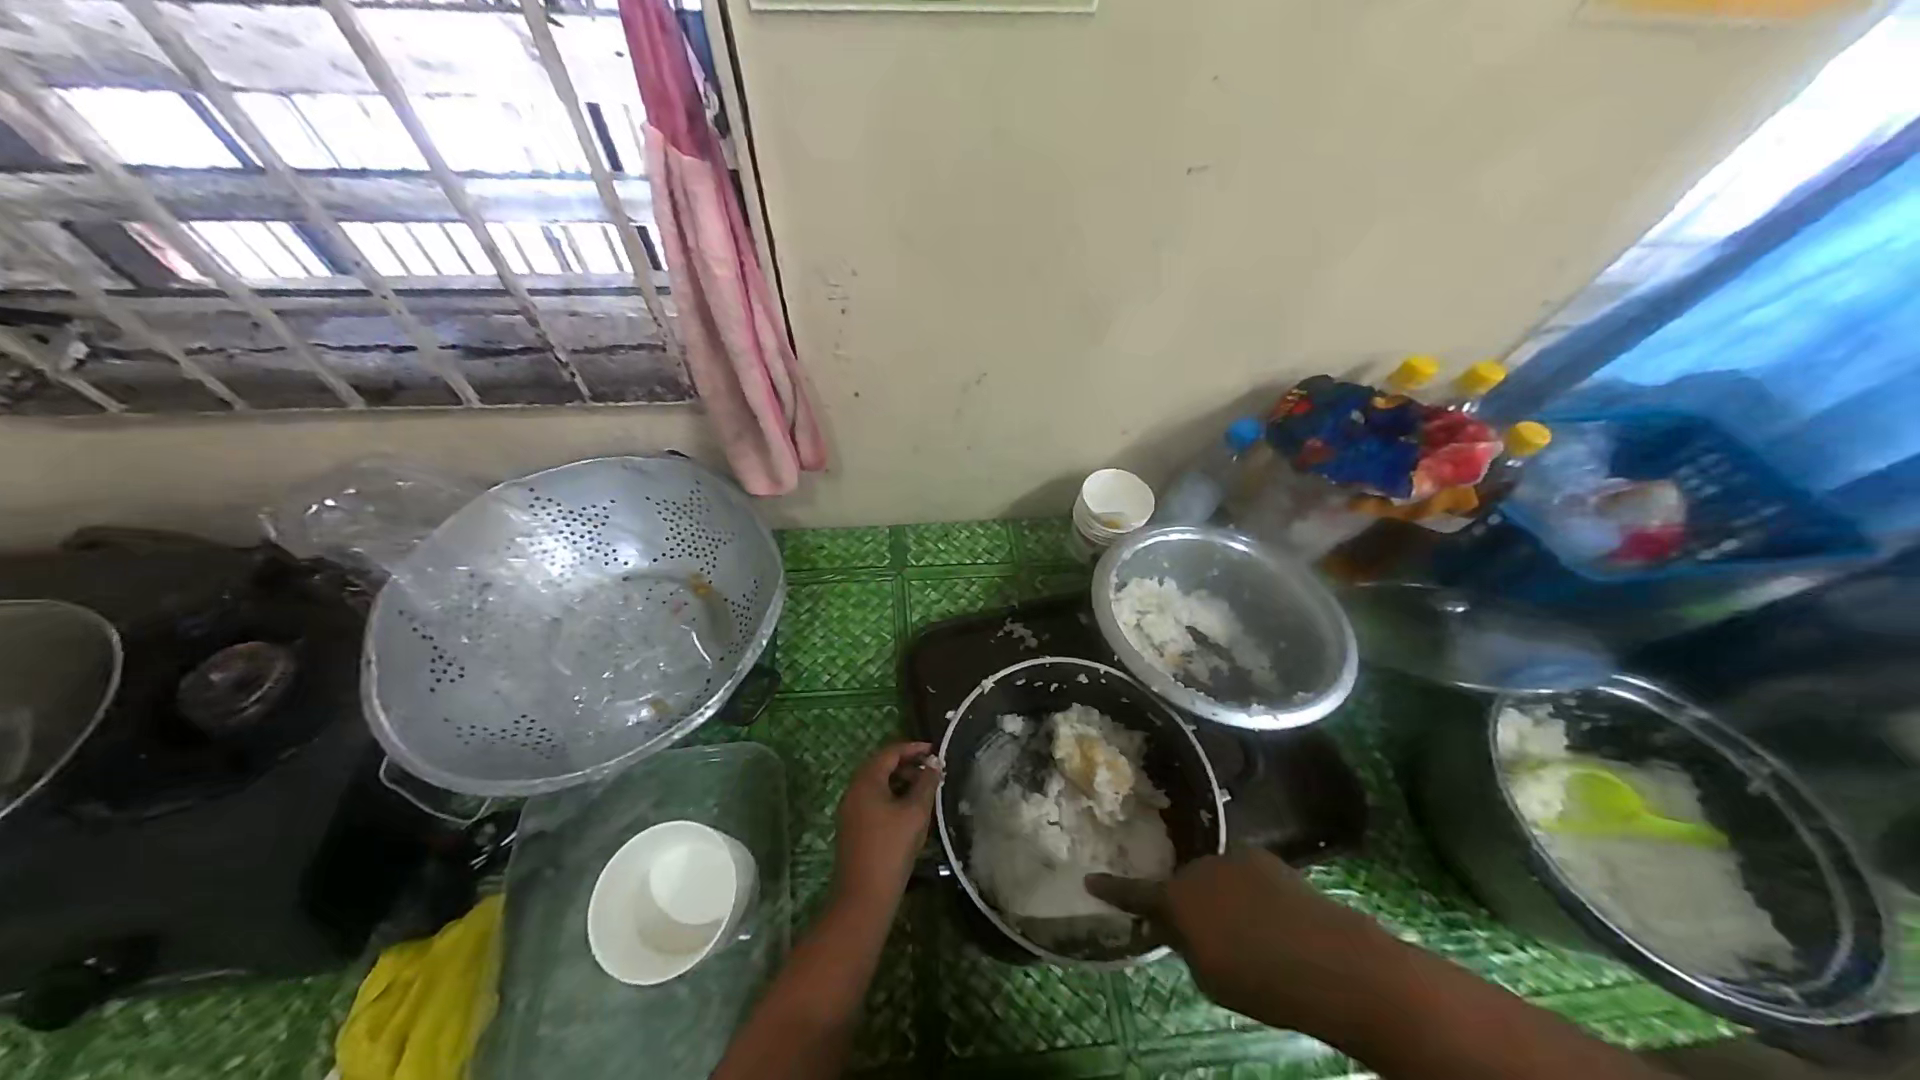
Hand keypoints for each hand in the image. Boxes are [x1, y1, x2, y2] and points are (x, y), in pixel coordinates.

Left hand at [832, 742, 940, 911]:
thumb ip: (926, 784)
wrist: (864, 895)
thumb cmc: (892, 848)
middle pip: (881, 766)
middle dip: (907, 763)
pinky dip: (892, 796)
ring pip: (878, 784)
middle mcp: (854, 790)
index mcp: (866, 781)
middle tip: (932, 769)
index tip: (935, 750)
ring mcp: (851, 810)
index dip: (913, 748)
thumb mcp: (915, 812)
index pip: (890, 752)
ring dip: (901, 781)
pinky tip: (910, 810)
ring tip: (925, 788)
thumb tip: (933, 765)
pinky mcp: (853, 827)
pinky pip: (874, 800)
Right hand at [1088, 849, 1391, 1025]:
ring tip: (1246, 929)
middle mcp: (1198, 868)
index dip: (1110, 889)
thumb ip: (1185, 944)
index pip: (1133, 893)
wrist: (1333, 962)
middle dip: (1186, 904)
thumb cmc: (1262, 981)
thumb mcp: (1209, 976)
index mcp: (1177, 899)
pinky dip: (1246, 890)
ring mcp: (1233, 858)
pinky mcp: (1265, 858)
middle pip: (1181, 885)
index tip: (1090, 879)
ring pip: (1213, 877)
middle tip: (1206, 935)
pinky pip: (1242, 873)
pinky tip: (1269, 916)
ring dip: (1219, 896)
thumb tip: (1181, 926)